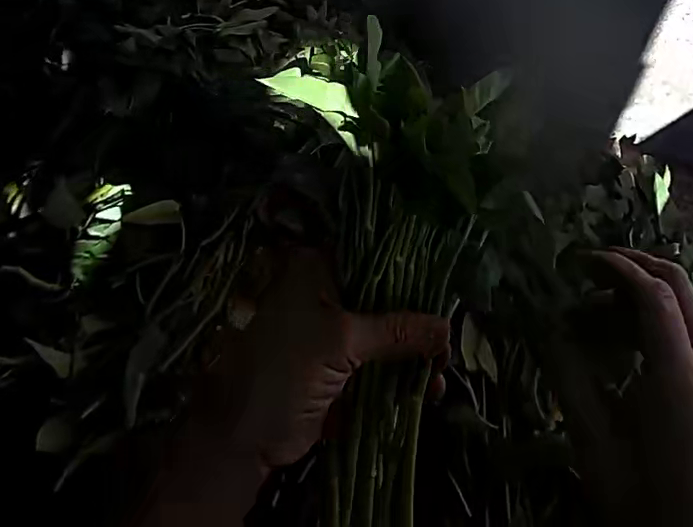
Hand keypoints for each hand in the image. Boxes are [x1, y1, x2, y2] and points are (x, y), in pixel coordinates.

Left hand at [135, 248, 449, 525]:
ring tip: (442, 370)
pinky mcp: (340, 364)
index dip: (410, 268)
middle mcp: (327, 291)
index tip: (445, 282)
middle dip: (419, 318)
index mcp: (318, 267)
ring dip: (414, 351)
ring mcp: (334, 329)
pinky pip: (379, 361)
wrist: (244, 439)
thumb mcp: (343, 341)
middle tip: (448, 338)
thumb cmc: (284, 369)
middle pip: (384, 295)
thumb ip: (397, 331)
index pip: (372, 253)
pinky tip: (428, 388)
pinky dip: (402, 373)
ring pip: (385, 331)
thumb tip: (448, 327)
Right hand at [544, 247, 692, 526]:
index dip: (619, 268)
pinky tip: (618, 345)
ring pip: (683, 310)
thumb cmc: (645, 510)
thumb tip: (544, 327)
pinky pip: (686, 339)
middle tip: (590, 266)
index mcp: (681, 387)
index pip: (657, 298)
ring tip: (591, 314)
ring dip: (639, 296)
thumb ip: (571, 382)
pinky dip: (651, 324)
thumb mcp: (597, 449)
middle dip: (635, 264)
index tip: (583, 260)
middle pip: (680, 288)